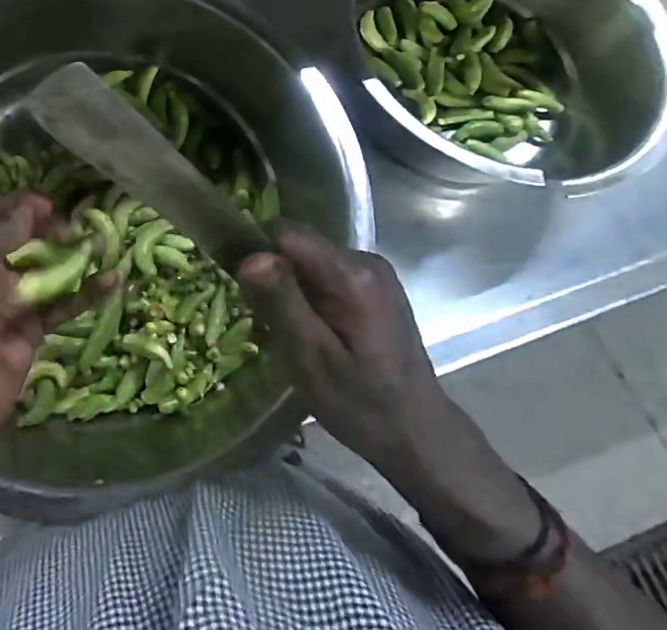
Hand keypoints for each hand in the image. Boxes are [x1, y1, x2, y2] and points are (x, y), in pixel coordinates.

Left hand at [0, 193, 115, 450]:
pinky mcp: (34, 329)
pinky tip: (111, 281)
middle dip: (48, 227)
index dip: (17, 206)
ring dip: (72, 255)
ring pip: (47, 268)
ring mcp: (13, 301)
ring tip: (98, 244)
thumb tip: (31, 206)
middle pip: (22, 237)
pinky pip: (63, 304)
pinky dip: (87, 292)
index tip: (48, 205)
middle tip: (73, 227)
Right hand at [236, 222, 445, 465]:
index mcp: (351, 274)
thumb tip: (250, 256)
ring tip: (288, 330)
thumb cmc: (361, 404)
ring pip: (308, 258)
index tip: (248, 294)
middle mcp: (365, 259)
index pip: (285, 233)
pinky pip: (324, 273)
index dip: (259, 255)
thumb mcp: (311, 359)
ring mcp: (373, 271)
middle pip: (297, 243)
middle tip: (267, 321)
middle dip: (273, 274)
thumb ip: (281, 302)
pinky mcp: (374, 285)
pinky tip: (312, 330)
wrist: (418, 434)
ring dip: (289, 287)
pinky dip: (308, 294)